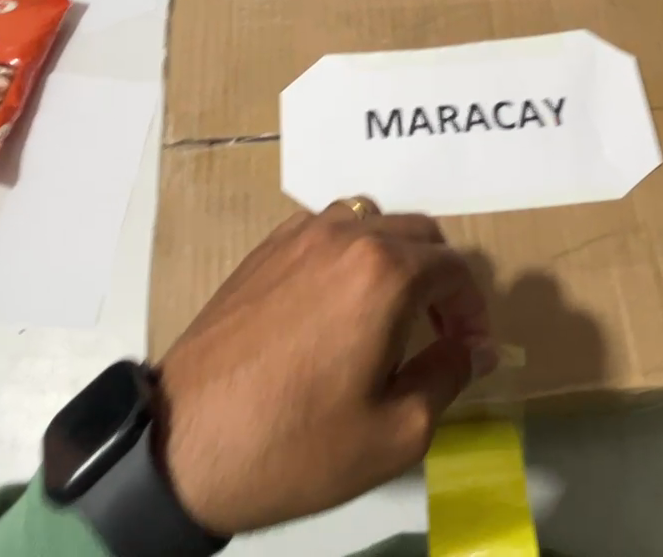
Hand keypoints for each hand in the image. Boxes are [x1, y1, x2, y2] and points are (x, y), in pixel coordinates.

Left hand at [155, 198, 494, 535]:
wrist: (185, 442)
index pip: (456, 268)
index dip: (474, 310)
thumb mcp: (397, 431)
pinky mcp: (265, 247)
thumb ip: (449, 376)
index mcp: (385, 271)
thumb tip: (477, 349)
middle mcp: (346, 234)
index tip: (469, 351)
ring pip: (372, 220)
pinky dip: (351, 250)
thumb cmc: (298, 442)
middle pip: (419, 233)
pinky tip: (337, 299)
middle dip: (441, 278)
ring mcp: (299, 234)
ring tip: (389, 310)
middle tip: (438, 331)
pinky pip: (327, 228)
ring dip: (396, 255)